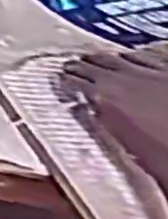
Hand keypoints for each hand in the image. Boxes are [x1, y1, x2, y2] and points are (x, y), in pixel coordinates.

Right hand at [65, 49, 167, 186]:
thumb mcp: (146, 160)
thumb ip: (119, 137)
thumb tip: (102, 126)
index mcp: (109, 99)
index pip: (73, 81)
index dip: (65, 81)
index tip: (60, 82)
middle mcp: (128, 80)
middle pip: (96, 63)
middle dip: (84, 66)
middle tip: (75, 69)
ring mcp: (161, 76)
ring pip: (125, 57)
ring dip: (112, 60)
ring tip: (106, 61)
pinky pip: (157, 58)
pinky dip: (145, 58)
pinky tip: (144, 60)